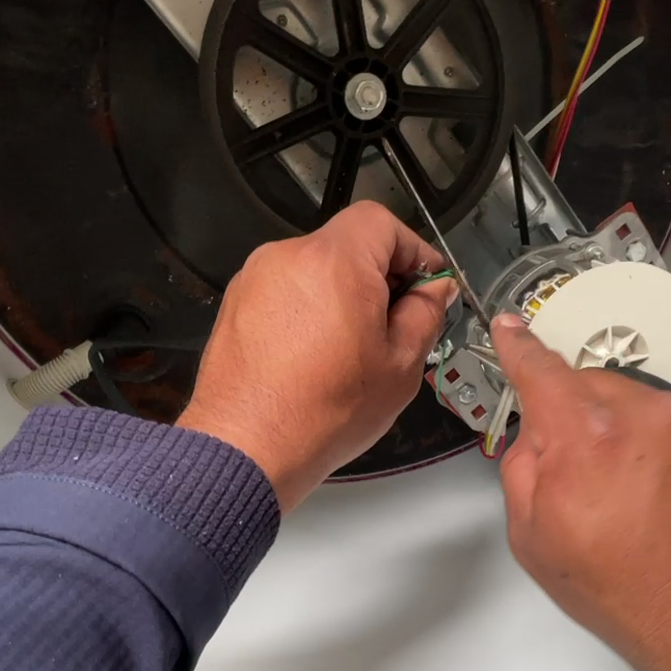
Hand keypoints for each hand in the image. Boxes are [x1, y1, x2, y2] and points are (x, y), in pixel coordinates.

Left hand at [177, 202, 457, 510]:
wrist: (247, 448)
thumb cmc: (323, 412)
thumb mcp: (400, 366)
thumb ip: (425, 314)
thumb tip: (435, 290)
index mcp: (335, 262)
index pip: (382, 222)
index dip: (412, 250)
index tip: (426, 284)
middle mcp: (288, 257)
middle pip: (347, 245)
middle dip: (378, 278)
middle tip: (395, 325)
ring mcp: (255, 279)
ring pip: (315, 271)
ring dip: (341, 297)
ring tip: (350, 352)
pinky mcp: (235, 305)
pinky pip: (285, 294)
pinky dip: (307, 313)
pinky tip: (314, 358)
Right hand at [492, 315, 670, 670]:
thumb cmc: (627, 591)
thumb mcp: (534, 538)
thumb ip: (523, 469)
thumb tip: (536, 437)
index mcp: (585, 435)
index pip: (539, 369)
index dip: (518, 347)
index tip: (509, 328)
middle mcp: (640, 413)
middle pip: (583, 385)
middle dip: (568, 418)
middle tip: (572, 478)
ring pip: (624, 402)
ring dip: (610, 432)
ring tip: (621, 499)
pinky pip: (661, 421)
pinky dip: (645, 445)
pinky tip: (652, 497)